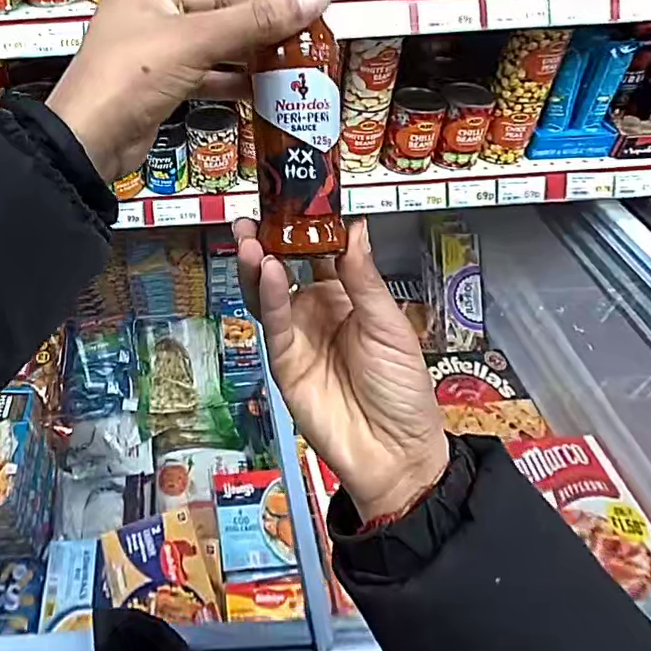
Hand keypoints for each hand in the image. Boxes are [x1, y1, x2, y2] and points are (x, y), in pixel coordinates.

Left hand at [46, 0, 329, 181]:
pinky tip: (267, 87)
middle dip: (257, 11)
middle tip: (305, 20)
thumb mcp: (197, 39)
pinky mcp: (164, 81)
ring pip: (215, 37)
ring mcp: (158, 45)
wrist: (91, 139)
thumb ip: (257, 19)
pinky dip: (234, 77)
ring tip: (297, 54)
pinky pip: (208, 70)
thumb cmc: (133, 72)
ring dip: (251, 47)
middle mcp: (152, 5)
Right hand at [236, 217, 448, 522]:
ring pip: (268, 290)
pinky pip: (273, 320)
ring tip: (249, 236)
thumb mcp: (389, 324)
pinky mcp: (282, 358)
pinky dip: (269, 294)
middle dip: (266, 241)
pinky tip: (266, 270)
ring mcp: (296, 332)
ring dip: (257, 263)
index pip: (317, 252)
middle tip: (254, 214)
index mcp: (344, 295)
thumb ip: (363, 277)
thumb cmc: (402, 386)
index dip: (304, 228)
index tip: (293, 199)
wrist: (394, 450)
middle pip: (283, 266)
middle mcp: (315, 308)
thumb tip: (354, 226)